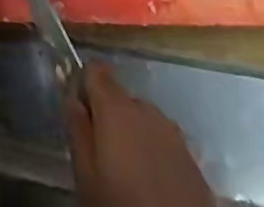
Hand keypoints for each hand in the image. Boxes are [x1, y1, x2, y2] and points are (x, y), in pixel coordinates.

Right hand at [67, 63, 213, 206]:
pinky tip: (149, 177)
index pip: (95, 70)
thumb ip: (76, 128)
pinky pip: (161, 139)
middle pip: (118, 97)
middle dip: (107, 114)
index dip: (83, 83)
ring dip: (130, 131)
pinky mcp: (190, 154)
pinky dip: (151, 149)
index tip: (79, 108)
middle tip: (99, 150)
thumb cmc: (122, 202)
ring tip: (126, 167)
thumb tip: (72, 98)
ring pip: (141, 118)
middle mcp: (146, 110)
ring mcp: (172, 131)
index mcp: (116, 108)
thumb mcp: (86, 173)